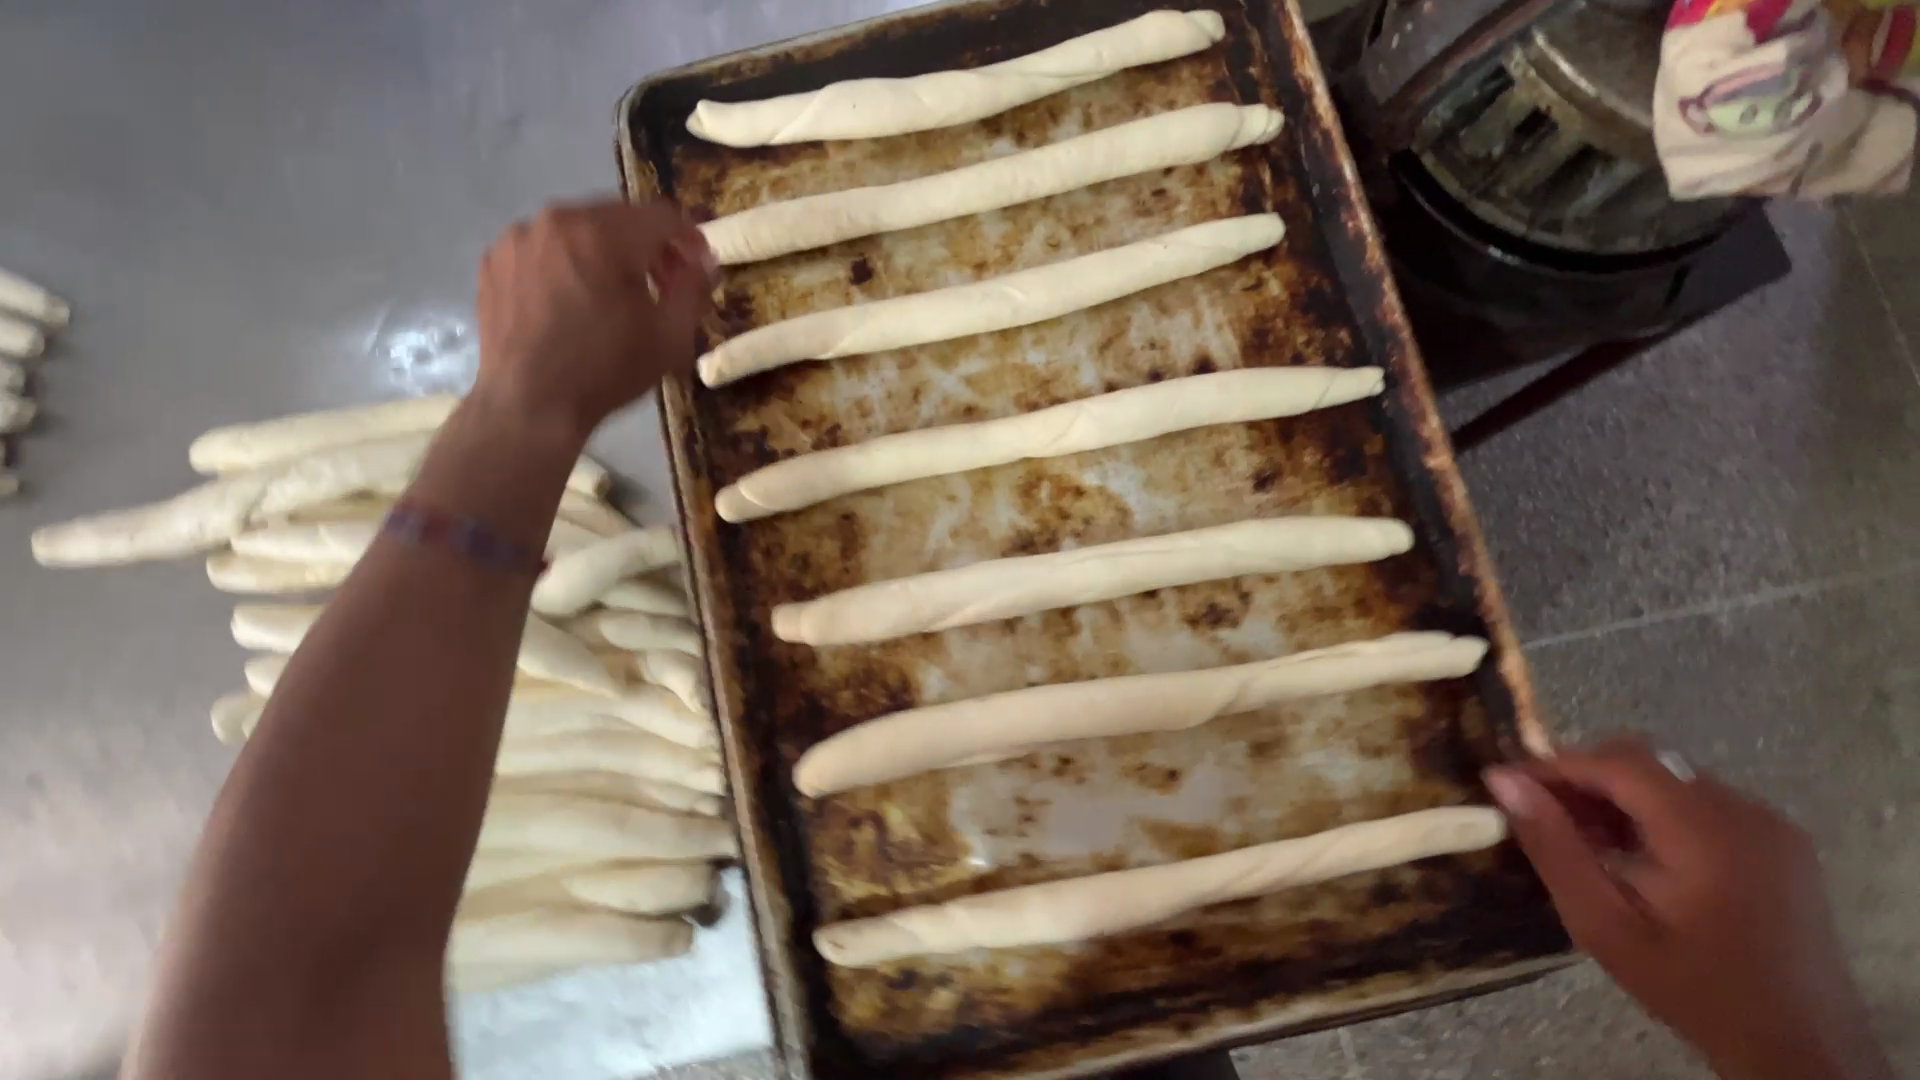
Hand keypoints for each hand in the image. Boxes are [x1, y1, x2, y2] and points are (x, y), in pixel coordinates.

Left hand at [473, 198, 716, 443]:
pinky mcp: (495, 260)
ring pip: (579, 232)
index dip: (689, 238)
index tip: (700, 265)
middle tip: (663, 284)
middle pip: (618, 218)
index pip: (661, 216)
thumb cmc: (608, 370)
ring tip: (616, 295)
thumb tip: (704, 263)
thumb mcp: (670, 336)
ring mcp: (519, 238)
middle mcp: (557, 220)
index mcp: (604, 234)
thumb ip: (694, 289)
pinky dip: (568, 266)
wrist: (530, 403)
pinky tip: (575, 303)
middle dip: (648, 246)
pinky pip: (545, 250)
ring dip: (606, 254)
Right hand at [1485, 741, 1890, 1079]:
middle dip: (1583, 777)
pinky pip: (1699, 800)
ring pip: (1668, 777)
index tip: (1506, 783)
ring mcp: (1770, 826)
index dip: (1553, 764)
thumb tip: (1501, 779)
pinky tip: (1631, 851)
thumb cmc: (1691, 987)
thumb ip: (1552, 844)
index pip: (1614, 762)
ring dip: (1616, 794)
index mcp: (1705, 831)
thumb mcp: (1602, 922)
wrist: (1803, 1051)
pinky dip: (1653, 810)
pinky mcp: (1780, 843)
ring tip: (1581, 838)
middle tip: (1540, 814)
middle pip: (1643, 760)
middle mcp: (1746, 813)